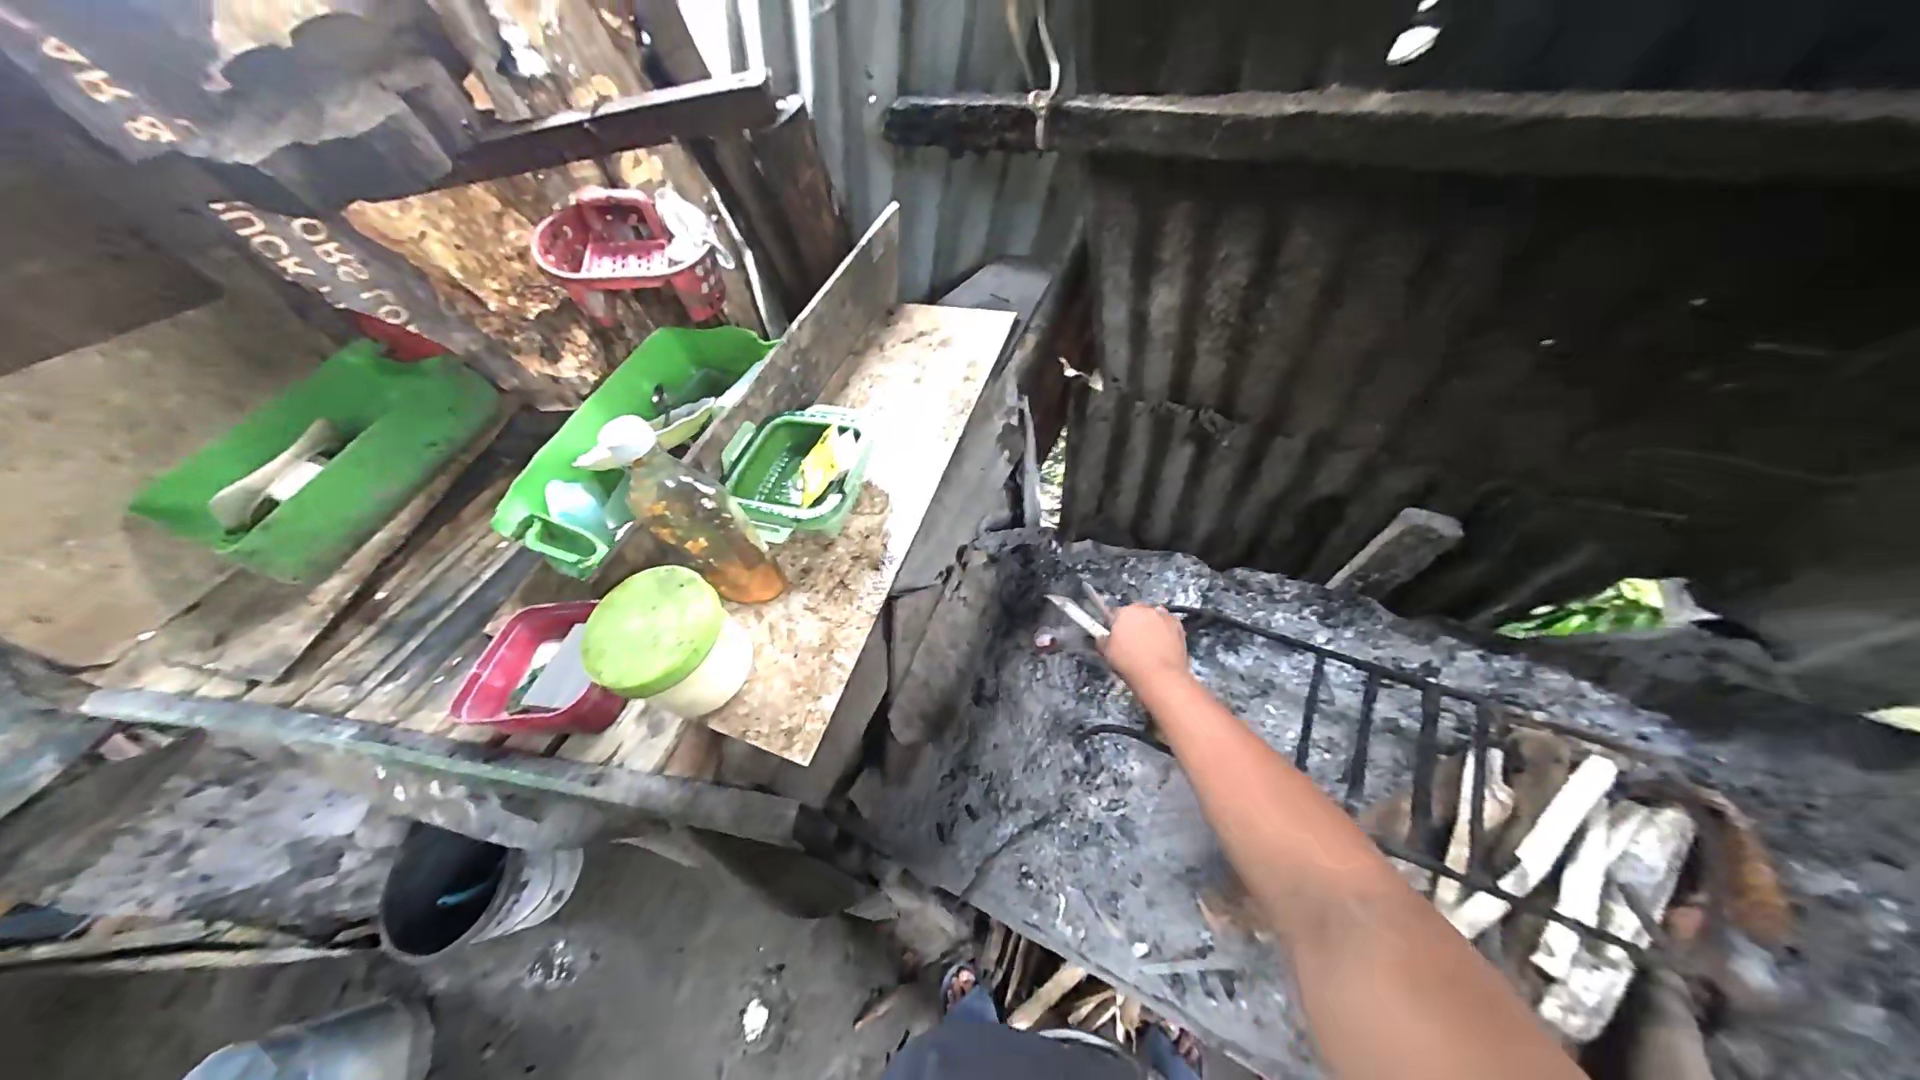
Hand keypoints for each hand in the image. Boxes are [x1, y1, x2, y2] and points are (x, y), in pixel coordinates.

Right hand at [1099, 604, 1190, 685]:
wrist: (1161, 676)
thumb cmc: (1129, 663)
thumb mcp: (1107, 652)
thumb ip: (1103, 640)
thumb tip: (1103, 637)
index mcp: (1126, 612)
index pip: (1115, 613)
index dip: (1114, 625)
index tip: (1115, 635)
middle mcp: (1146, 609)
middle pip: (1137, 613)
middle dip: (1134, 623)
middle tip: (1132, 641)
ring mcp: (1165, 617)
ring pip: (1154, 617)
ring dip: (1151, 625)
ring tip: (1149, 644)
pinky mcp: (1179, 627)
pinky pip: (1168, 626)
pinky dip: (1165, 632)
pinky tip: (1162, 647)